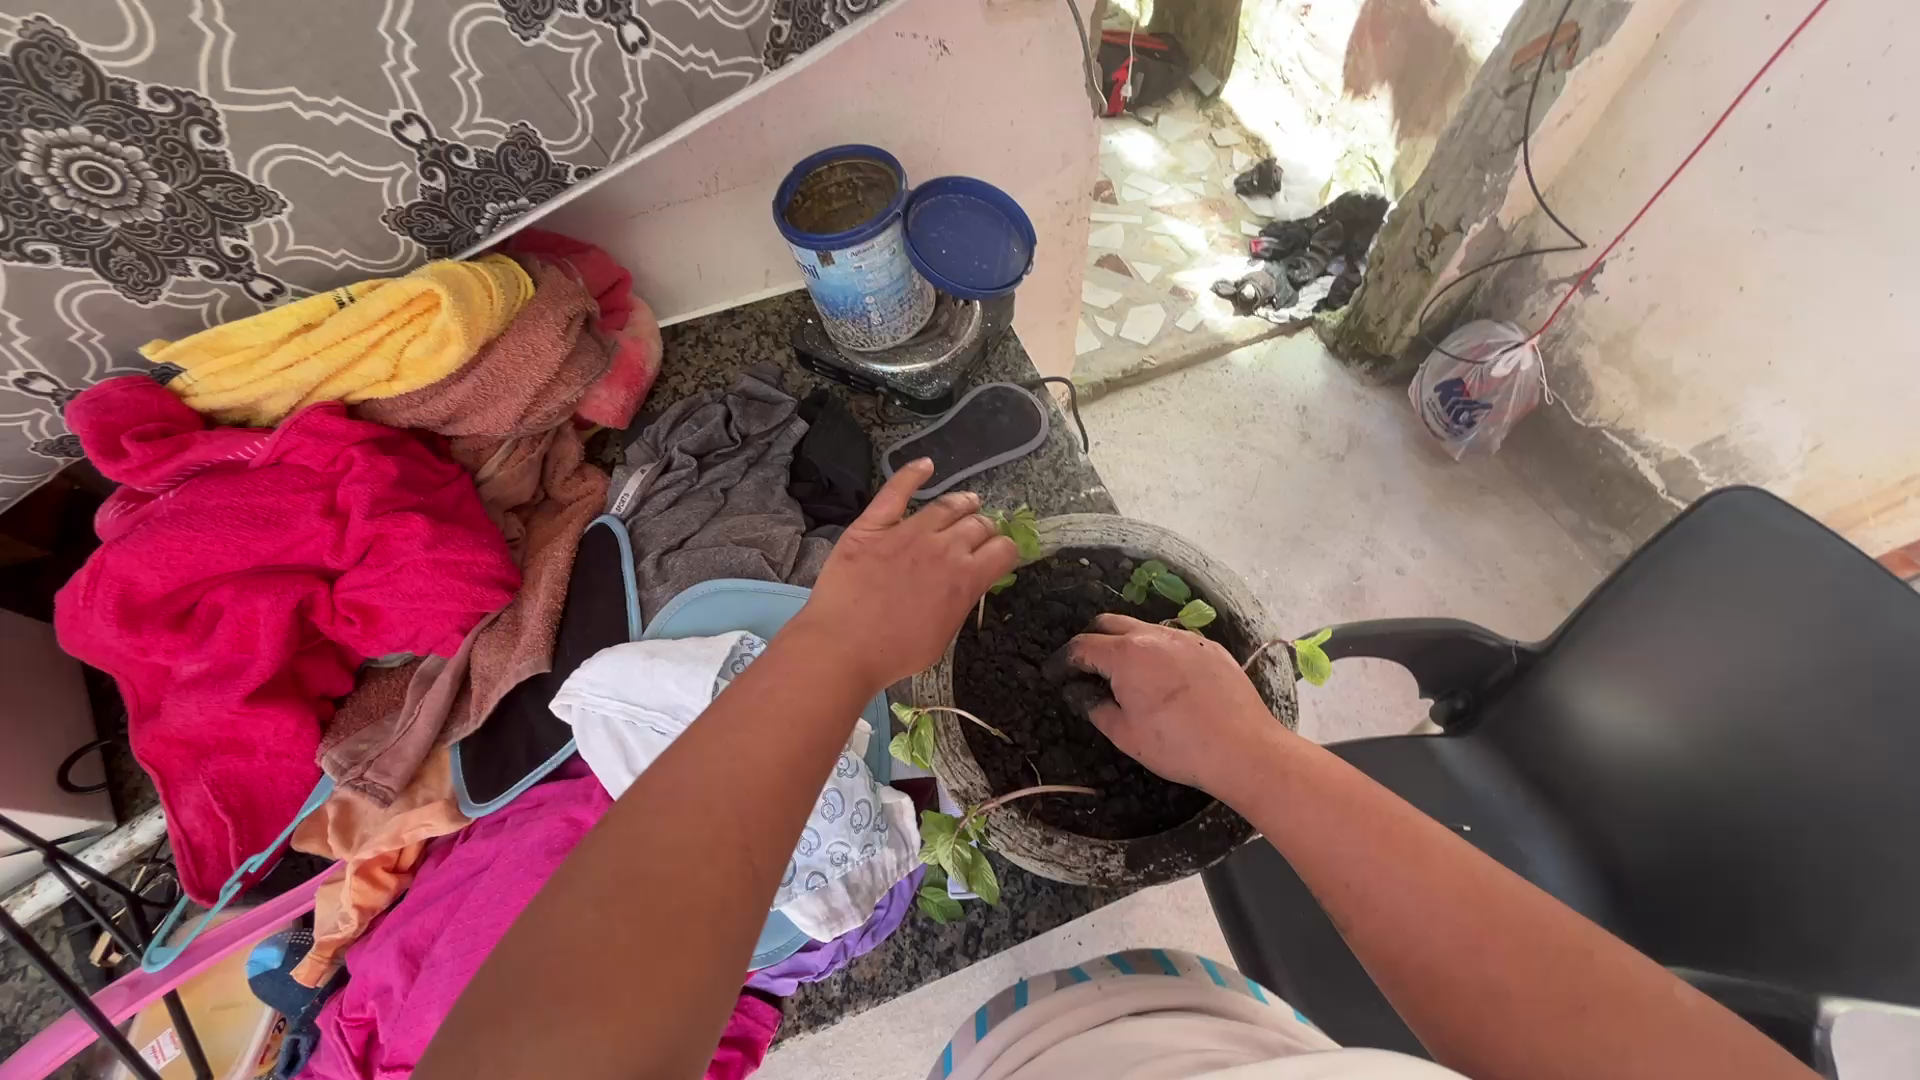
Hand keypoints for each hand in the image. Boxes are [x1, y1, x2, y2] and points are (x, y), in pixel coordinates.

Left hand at [790, 459, 1018, 692]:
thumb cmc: (894, 653)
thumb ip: (959, 603)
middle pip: (978, 525)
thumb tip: (965, 586)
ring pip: (946, 505)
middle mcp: (944, 549)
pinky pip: (896, 491)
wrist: (842, 647)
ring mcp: (907, 532)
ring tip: (967, 501)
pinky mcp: (873, 525)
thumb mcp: (943, 637)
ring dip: (963, 502)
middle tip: (982, 531)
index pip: (1003, 550)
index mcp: (966, 579)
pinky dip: (913, 473)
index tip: (1001, 553)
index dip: (1006, 550)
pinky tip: (925, 465)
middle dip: (986, 527)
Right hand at [1049, 614, 1296, 796]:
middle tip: (1084, 669)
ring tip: (1124, 674)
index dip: (1063, 661)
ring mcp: (1184, 638)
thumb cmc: (1177, 746)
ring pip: (1142, 628)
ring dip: (1124, 644)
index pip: (1081, 646)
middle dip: (1090, 642)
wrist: (1244, 749)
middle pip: (1108, 624)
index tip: (1055, 676)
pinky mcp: (1209, 647)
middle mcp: (1152, 635)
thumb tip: (1077, 691)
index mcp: (1125, 654)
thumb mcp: (1125, 734)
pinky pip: (1171, 640)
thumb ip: (1094, 706)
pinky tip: (1163, 679)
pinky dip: (1155, 651)